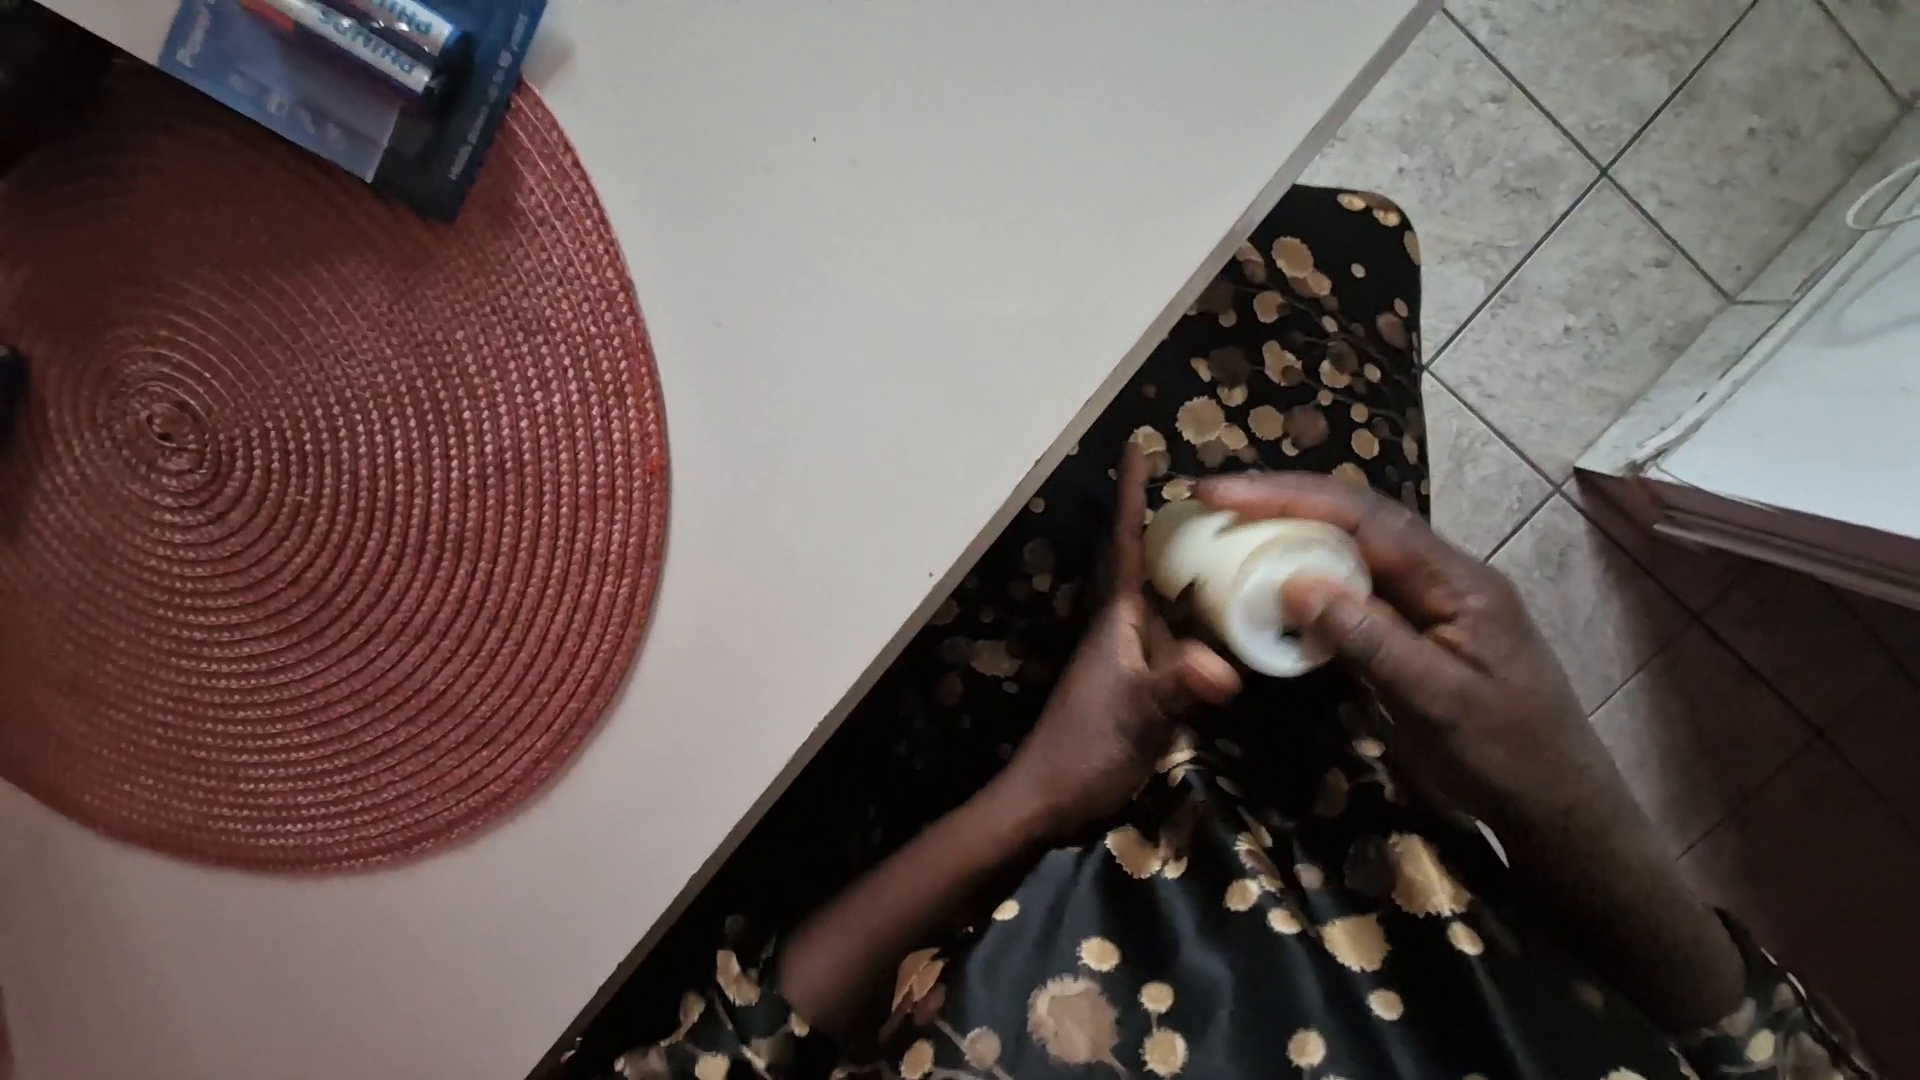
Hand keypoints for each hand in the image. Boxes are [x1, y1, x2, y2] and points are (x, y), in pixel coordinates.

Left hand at [994, 448, 1240, 843]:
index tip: (1137, 447)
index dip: (1130, 495)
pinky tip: (1227, 619)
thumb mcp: (1138, 713)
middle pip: (1144, 559)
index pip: (1125, 542)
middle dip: (1166, 520)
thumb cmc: (1087, 746)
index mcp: (1116, 617)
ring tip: (1230, 538)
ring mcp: (1130, 653)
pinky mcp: (1140, 681)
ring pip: (1161, 595)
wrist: (1054, 796)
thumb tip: (1223, 668)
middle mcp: (1122, 625)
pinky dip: (1197, 616)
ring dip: (1184, 565)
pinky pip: (1174, 633)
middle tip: (1211, 489)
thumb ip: (1176, 686)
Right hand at [1198, 471, 1619, 829]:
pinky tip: (1268, 586)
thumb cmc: (1508, 755)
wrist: (1557, 806)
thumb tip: (1293, 582)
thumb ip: (1370, 639)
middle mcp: (1436, 574)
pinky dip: (1302, 582)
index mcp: (1455, 579)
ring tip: (1227, 532)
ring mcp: (1420, 600)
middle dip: (1280, 503)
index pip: (1363, 516)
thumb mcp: (1438, 702)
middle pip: (1351, 518)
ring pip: (1346, 549)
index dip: (1289, 498)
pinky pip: (1347, 590)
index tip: (1222, 496)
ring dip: (1287, 536)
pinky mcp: (1405, 626)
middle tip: (1212, 504)